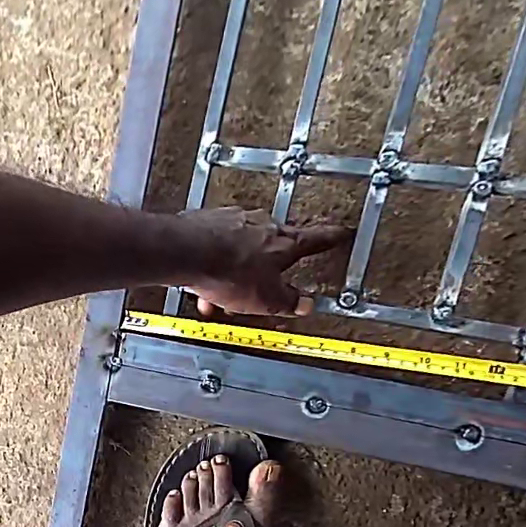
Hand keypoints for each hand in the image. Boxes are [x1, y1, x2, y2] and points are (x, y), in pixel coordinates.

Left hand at [179, 207, 352, 316]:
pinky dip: (212, 272)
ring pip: (239, 255)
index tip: (341, 232)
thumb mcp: (267, 299)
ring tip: (219, 302)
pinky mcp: (207, 224)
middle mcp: (261, 225)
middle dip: (263, 276)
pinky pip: (216, 253)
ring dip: (232, 280)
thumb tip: (304, 305)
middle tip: (256, 296)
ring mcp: (233, 222)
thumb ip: (289, 302)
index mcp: (284, 242)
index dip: (330, 237)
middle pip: (271, 251)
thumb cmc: (227, 270)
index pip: (316, 239)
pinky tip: (202, 290)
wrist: (184, 252)